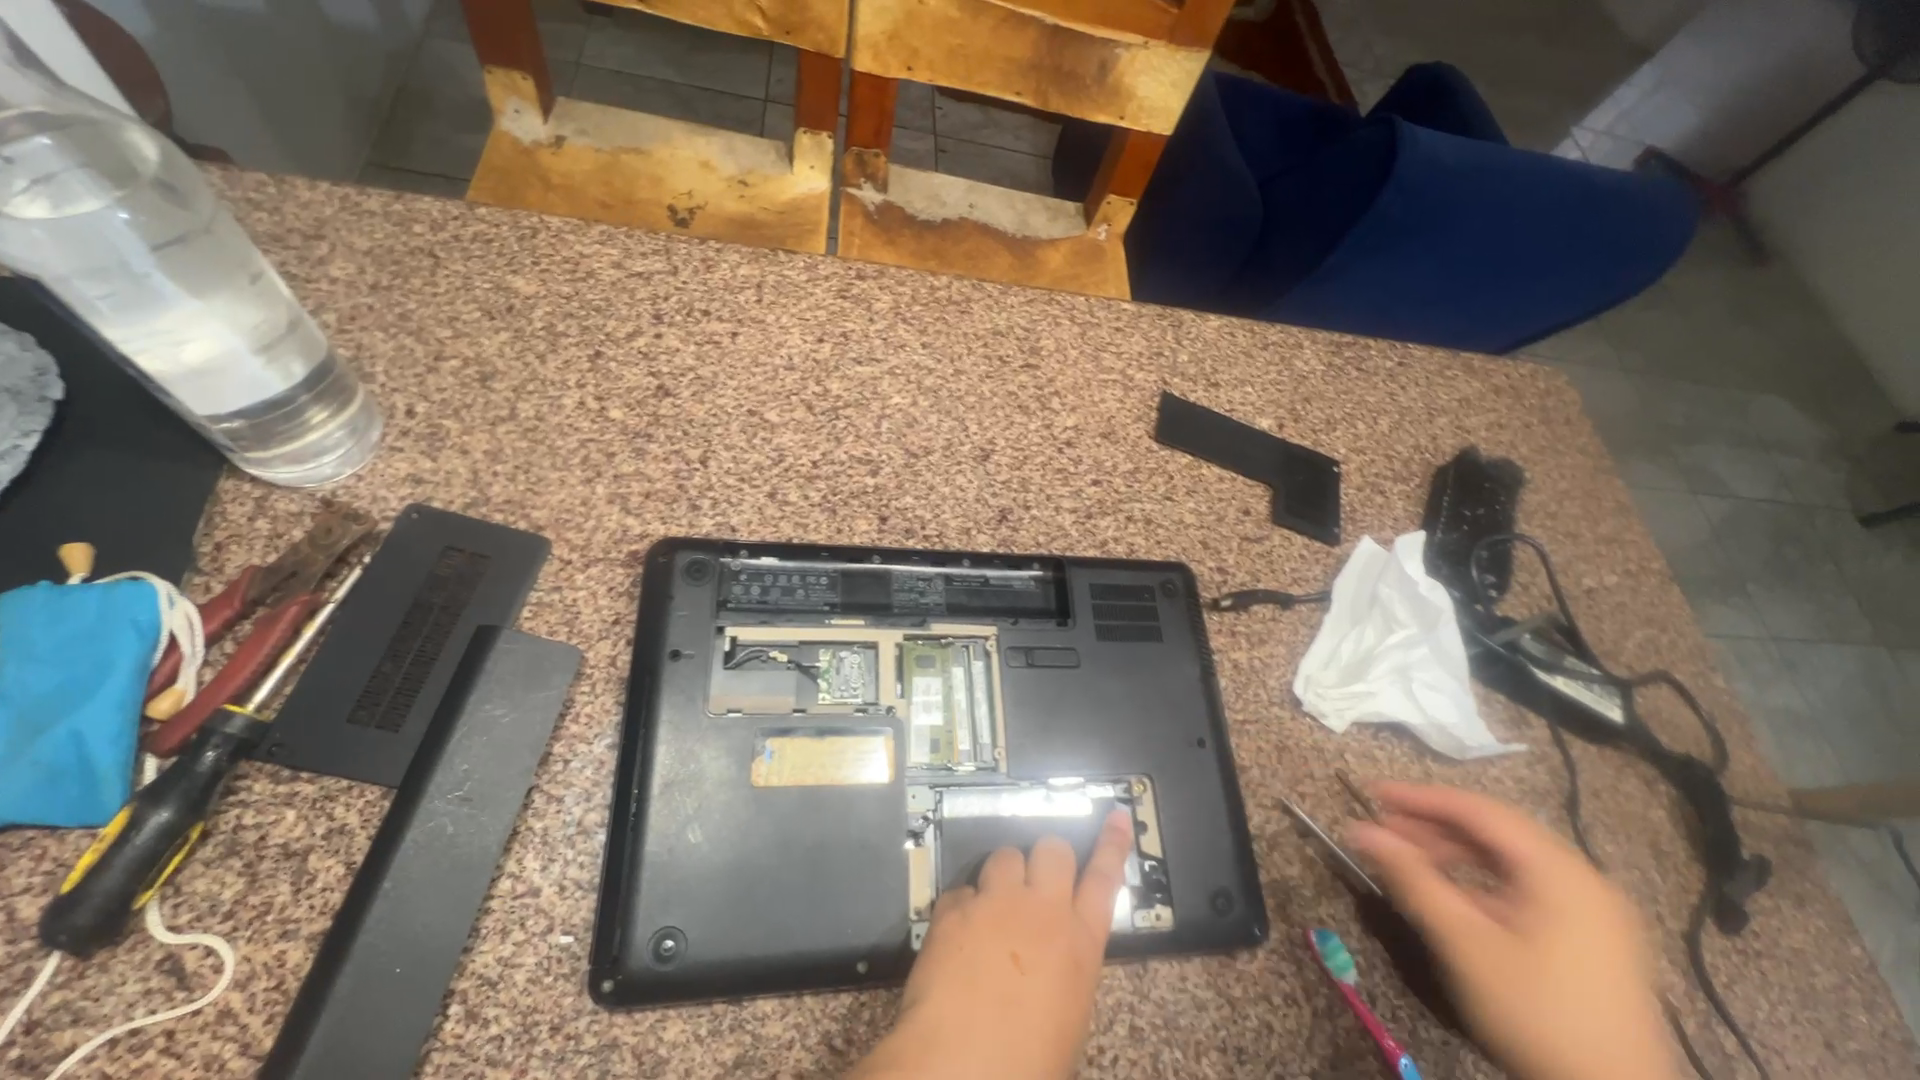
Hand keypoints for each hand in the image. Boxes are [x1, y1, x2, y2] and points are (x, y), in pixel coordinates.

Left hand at [847, 809, 1132, 1079]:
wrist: (960, 1064)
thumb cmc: (1027, 1059)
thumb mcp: (1068, 1012)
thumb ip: (1064, 968)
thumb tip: (1052, 960)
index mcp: (1080, 943)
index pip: (1105, 878)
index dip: (1112, 843)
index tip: (1114, 816)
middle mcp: (1042, 911)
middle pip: (1053, 850)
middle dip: (1046, 858)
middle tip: (1035, 881)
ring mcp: (995, 904)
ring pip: (1005, 855)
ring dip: (1003, 874)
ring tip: (993, 904)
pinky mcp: (953, 909)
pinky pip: (961, 889)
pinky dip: (962, 905)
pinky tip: (956, 933)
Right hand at [1345, 783, 1676, 1079]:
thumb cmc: (1536, 1013)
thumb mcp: (1465, 944)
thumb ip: (1412, 879)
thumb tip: (1363, 832)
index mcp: (1559, 870)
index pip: (1480, 810)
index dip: (1421, 798)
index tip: (1372, 793)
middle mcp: (1582, 878)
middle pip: (1497, 833)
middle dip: (1435, 827)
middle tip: (1382, 829)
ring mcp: (1593, 910)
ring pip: (1512, 862)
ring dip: (1456, 855)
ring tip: (1407, 860)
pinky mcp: (1592, 938)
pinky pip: (1528, 889)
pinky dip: (1483, 882)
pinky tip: (1452, 897)